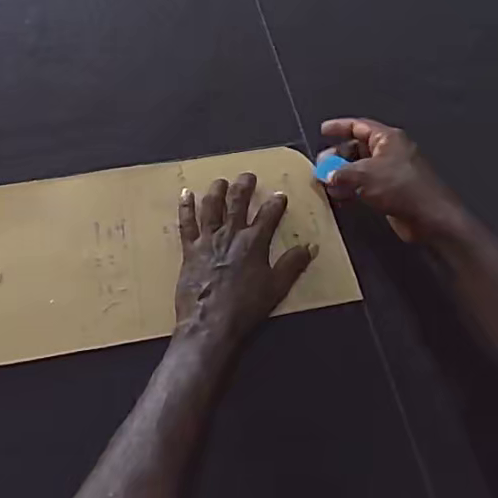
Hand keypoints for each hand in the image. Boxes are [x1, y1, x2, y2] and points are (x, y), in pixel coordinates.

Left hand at [172, 173, 316, 357]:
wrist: (210, 322)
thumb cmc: (246, 307)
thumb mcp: (277, 287)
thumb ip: (293, 264)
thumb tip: (311, 246)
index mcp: (254, 242)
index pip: (268, 215)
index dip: (275, 203)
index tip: (279, 194)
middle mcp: (230, 234)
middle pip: (238, 203)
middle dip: (244, 187)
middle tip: (247, 176)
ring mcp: (207, 239)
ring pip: (212, 207)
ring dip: (217, 191)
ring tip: (220, 181)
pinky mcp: (189, 248)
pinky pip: (187, 223)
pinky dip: (186, 207)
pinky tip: (186, 194)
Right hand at [317, 117, 469, 243]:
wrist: (430, 217)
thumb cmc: (400, 187)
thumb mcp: (364, 175)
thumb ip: (340, 172)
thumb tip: (325, 175)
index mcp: (387, 139)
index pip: (359, 126)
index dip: (339, 127)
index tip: (322, 130)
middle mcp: (389, 152)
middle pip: (357, 147)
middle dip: (337, 156)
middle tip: (320, 166)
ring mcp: (390, 172)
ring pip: (359, 168)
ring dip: (341, 175)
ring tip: (325, 184)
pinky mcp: (390, 191)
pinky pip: (365, 184)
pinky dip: (351, 188)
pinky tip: (338, 197)